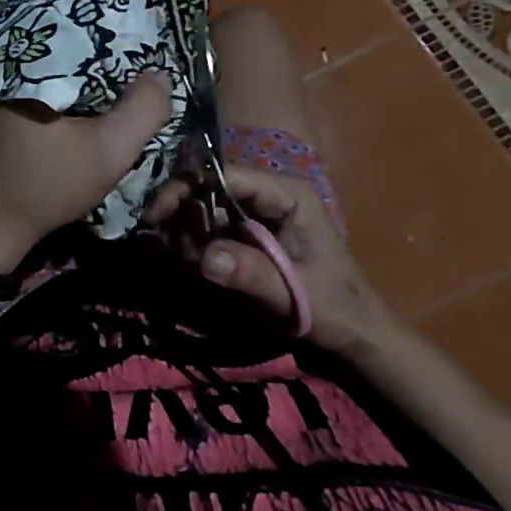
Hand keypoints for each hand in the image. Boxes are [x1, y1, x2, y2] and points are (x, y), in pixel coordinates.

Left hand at [0, 72, 173, 272]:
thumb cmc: (49, 185)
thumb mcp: (107, 150)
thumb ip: (142, 111)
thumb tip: (161, 75)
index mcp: (40, 68)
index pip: (98, 39)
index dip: (133, 52)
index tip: (159, 69)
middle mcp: (23, 71)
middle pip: (87, 62)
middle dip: (121, 79)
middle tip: (150, 96)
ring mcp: (15, 94)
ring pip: (76, 84)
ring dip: (105, 98)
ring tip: (134, 110)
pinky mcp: (15, 116)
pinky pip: (62, 102)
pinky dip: (85, 111)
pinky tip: (104, 125)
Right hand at [146, 164, 393, 352]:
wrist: (354, 335)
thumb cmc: (335, 308)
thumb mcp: (293, 292)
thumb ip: (250, 272)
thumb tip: (204, 256)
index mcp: (286, 194)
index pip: (227, 175)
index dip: (188, 189)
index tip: (156, 216)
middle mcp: (267, 197)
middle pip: (209, 189)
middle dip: (182, 216)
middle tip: (169, 250)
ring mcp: (255, 217)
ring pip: (203, 211)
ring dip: (184, 234)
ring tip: (182, 263)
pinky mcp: (245, 238)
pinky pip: (209, 232)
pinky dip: (192, 247)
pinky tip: (186, 265)